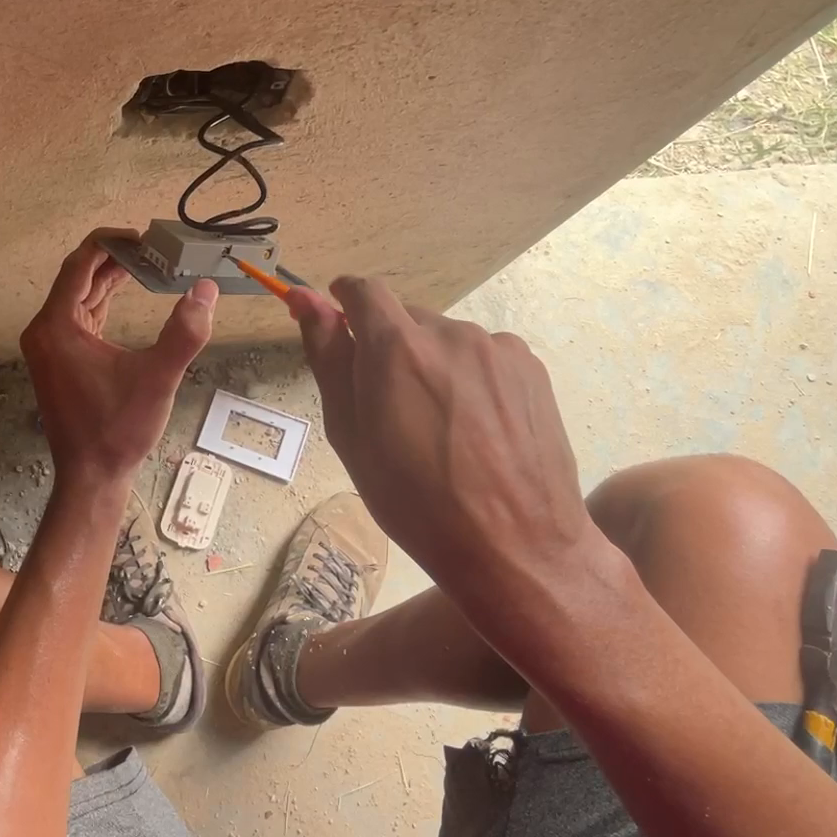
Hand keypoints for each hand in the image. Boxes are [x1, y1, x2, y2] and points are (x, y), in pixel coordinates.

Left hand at [21, 230, 217, 487]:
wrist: (91, 476)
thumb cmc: (118, 430)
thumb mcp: (157, 379)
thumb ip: (184, 333)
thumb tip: (206, 290)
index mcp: (57, 327)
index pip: (79, 266)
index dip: (109, 244)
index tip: (141, 237)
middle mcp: (45, 331)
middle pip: (77, 277)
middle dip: (112, 259)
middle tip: (150, 248)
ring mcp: (49, 347)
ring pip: (77, 297)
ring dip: (107, 279)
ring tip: (144, 263)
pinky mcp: (58, 360)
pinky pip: (78, 317)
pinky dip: (100, 302)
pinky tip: (122, 292)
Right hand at [287, 277, 591, 608]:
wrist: (513, 545)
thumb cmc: (412, 499)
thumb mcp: (349, 432)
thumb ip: (328, 356)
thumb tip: (305, 300)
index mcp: (395, 347)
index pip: (363, 291)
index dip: (345, 302)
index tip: (341, 326)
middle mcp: (448, 332)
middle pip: (404, 319)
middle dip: (389, 348)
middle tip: (391, 408)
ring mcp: (496, 348)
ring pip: (445, 340)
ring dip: (431, 364)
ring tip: (441, 427)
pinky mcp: (530, 367)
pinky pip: (483, 356)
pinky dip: (470, 377)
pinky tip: (477, 427)